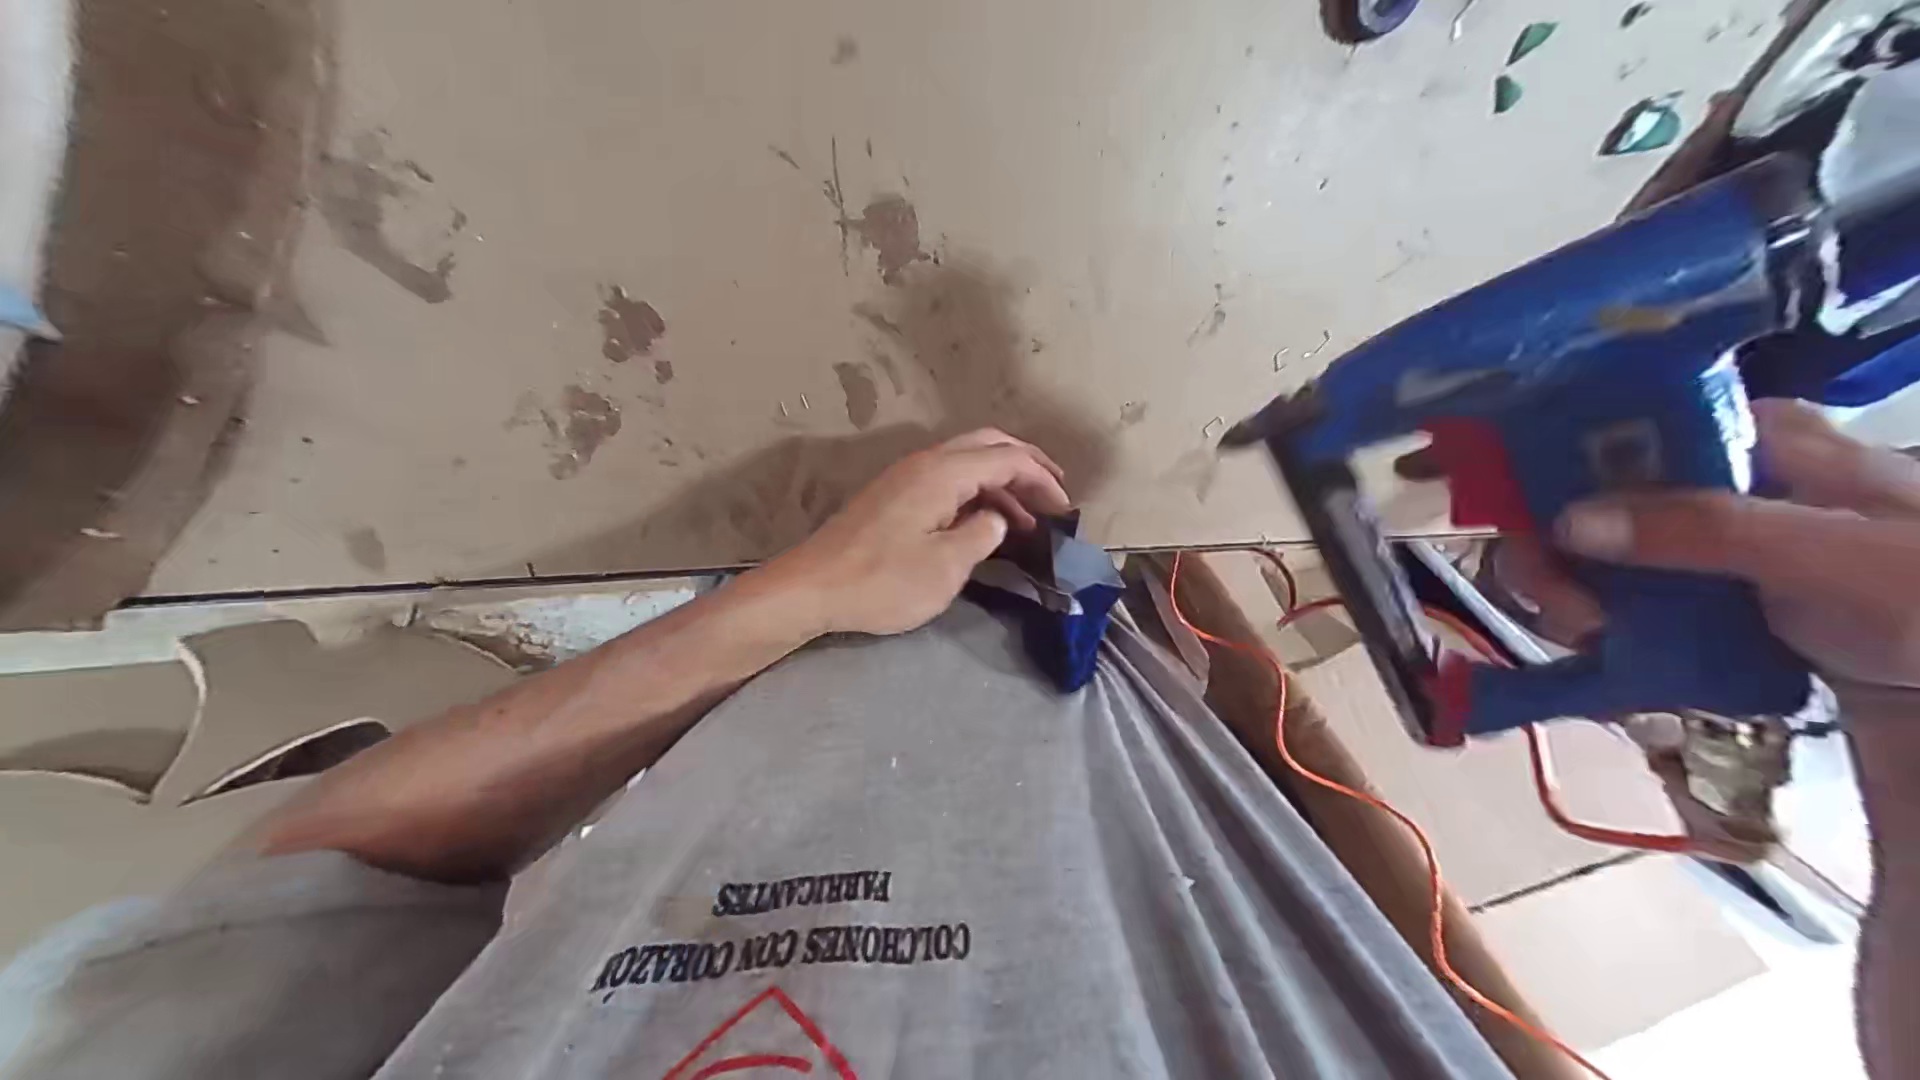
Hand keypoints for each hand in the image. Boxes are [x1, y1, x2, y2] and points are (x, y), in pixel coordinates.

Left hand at [751, 429, 1071, 636]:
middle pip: (988, 445)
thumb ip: (982, 535)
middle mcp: (925, 463)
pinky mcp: (894, 497)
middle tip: (1053, 494)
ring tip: (1027, 519)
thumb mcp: (945, 566)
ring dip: (1001, 483)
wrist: (811, 588)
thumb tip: (997, 520)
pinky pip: (948, 481)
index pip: (1008, 458)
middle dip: (1026, 466)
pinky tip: (985, 524)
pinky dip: (976, 494)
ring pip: (967, 462)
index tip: (1065, 510)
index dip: (1043, 479)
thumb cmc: (881, 580)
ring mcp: (906, 478)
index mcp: (942, 472)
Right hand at [1553, 400, 1919, 688]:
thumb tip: (1564, 523)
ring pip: (1576, 551)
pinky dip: (1584, 623)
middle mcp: (1702, 484)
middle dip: (1552, 553)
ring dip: (1562, 594)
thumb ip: (1707, 530)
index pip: (1619, 428)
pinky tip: (1599, 646)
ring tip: (1588, 636)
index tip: (1533, 518)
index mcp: (1750, 441)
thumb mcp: (1845, 558)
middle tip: (1567, 606)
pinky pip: (1598, 596)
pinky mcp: (1680, 597)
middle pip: (1578, 497)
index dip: (1555, 464)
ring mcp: (1685, 544)